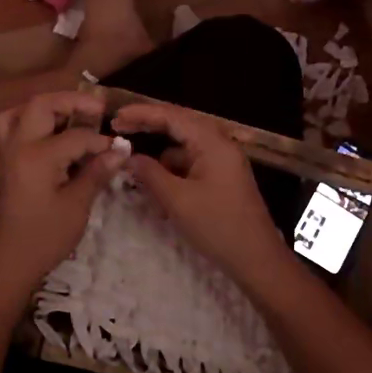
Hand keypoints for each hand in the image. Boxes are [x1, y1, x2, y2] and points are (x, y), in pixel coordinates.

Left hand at [0, 91, 123, 284]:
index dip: (101, 141)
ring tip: (64, 117)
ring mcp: (5, 156)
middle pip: (41, 105)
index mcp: (38, 155)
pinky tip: (35, 142)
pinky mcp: (1, 169)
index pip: (77, 135)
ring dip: (40, 110)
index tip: (120, 150)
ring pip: (15, 115)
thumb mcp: (78, 205)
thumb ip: (97, 172)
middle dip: (70, 101)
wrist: (11, 263)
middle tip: (96, 109)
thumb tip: (120, 150)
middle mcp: (18, 146)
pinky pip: (3, 138)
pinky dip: (18, 131)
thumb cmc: (46, 236)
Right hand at [112, 102, 290, 283]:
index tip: (115, 118)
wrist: (256, 258)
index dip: (142, 114)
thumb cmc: (217, 226)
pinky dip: (174, 176)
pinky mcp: (222, 180)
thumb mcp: (177, 200)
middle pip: (179, 127)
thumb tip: (128, 156)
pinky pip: (192, 168)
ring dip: (160, 160)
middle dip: (149, 129)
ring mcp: (223, 163)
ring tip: (136, 176)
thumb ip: (150, 174)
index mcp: (213, 143)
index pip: (172, 116)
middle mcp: (220, 146)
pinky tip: (160, 198)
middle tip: (118, 130)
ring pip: (184, 151)